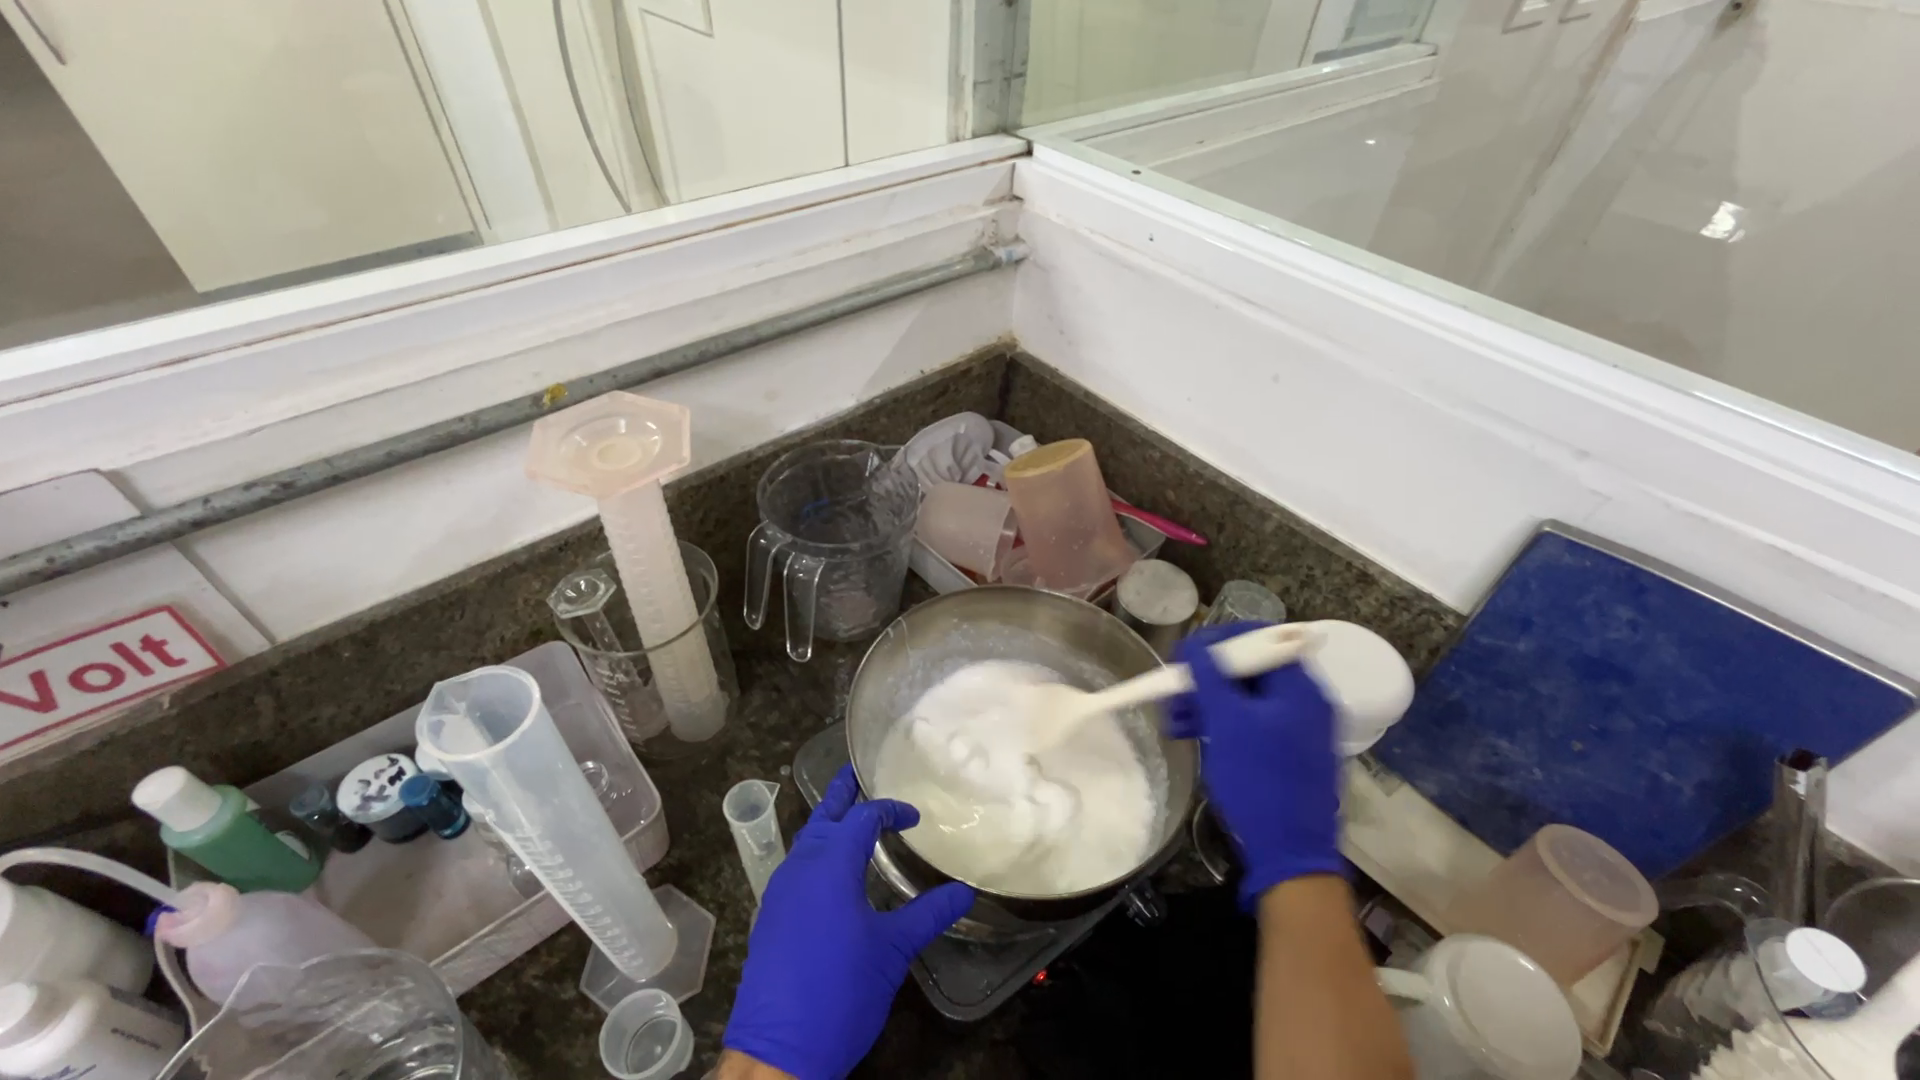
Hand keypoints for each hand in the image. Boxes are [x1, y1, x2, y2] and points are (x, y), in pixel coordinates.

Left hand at [723, 766, 974, 1079]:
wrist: (778, 1049)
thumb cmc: (841, 990)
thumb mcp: (892, 950)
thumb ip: (928, 914)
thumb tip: (964, 892)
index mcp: (830, 865)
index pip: (861, 818)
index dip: (890, 810)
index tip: (914, 818)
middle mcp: (801, 868)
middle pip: (824, 818)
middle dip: (842, 796)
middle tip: (857, 774)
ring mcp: (780, 892)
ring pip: (806, 842)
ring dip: (828, 825)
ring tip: (850, 820)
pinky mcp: (772, 917)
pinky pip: (797, 868)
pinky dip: (816, 853)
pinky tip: (832, 873)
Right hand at [1167, 622, 1344, 907]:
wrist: (1290, 850)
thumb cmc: (1259, 779)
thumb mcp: (1226, 722)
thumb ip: (1209, 675)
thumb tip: (1194, 643)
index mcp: (1299, 685)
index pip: (1258, 637)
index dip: (1218, 640)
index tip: (1184, 657)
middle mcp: (1304, 700)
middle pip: (1249, 668)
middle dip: (1206, 678)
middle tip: (1173, 694)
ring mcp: (1298, 728)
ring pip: (1245, 698)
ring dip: (1207, 702)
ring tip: (1173, 720)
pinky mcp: (1288, 752)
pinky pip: (1251, 723)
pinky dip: (1222, 724)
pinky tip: (1193, 735)